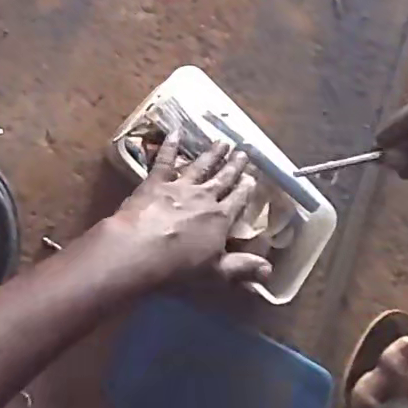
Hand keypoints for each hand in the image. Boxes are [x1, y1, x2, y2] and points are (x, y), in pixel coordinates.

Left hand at [105, 139, 272, 285]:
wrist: (138, 251)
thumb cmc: (178, 269)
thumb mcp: (216, 274)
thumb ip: (242, 268)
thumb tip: (270, 271)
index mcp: (220, 219)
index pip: (238, 201)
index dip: (246, 189)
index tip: (253, 178)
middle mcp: (204, 198)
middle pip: (223, 179)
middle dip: (234, 166)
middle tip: (243, 152)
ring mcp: (179, 187)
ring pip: (200, 166)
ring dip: (212, 154)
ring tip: (222, 142)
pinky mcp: (155, 183)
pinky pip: (165, 161)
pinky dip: (170, 146)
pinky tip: (175, 133)